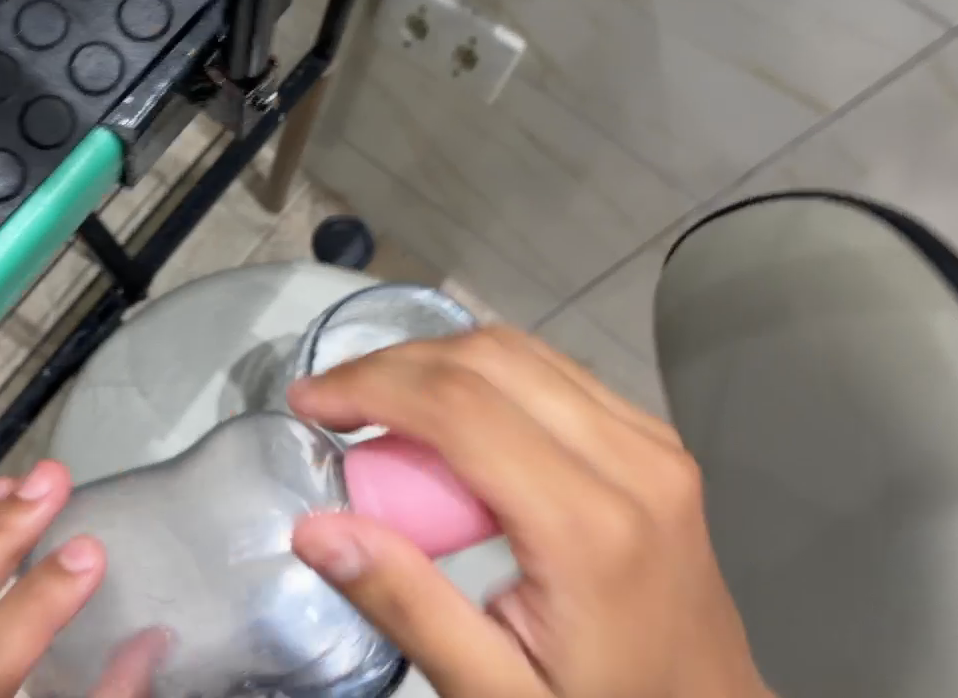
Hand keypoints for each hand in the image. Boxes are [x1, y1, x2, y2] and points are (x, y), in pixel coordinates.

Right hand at [288, 326, 771, 697]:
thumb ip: (406, 608)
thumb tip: (314, 528)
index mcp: (592, 528)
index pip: (458, 407)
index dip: (369, 387)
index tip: (307, 401)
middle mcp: (633, 461)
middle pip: (484, 359)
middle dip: (388, 365)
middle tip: (329, 399)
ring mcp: (650, 440)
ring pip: (512, 349)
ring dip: (427, 360)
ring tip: (372, 399)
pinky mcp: (648, 435)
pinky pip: (543, 367)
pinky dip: (473, 369)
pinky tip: (438, 405)